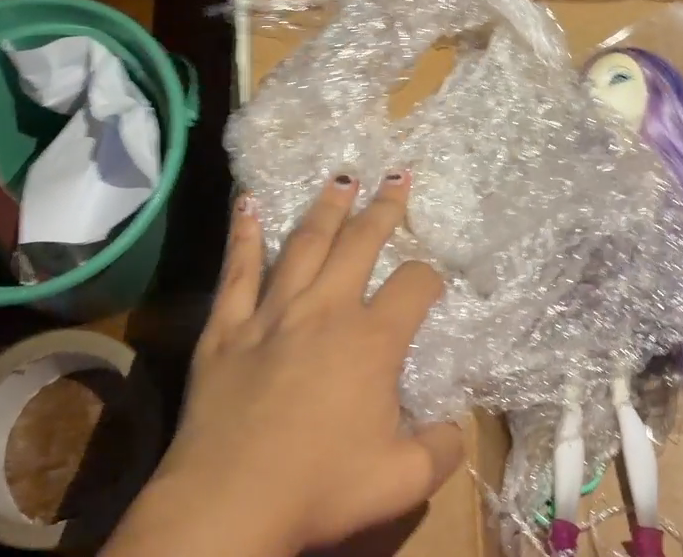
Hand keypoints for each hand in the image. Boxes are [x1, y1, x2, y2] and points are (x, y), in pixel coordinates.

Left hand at [107, 171, 463, 556]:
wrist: (225, 507)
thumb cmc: (318, 490)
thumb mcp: (401, 482)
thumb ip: (440, 450)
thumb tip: (458, 429)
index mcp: (372, 340)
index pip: (414, 286)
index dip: (431, 278)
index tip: (432, 284)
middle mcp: (326, 310)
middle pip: (361, 243)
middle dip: (384, 209)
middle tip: (397, 177)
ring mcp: (272, 314)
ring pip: (305, 244)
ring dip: (326, 208)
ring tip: (341, 178)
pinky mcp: (226, 329)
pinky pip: (237, 272)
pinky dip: (244, 235)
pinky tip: (248, 204)